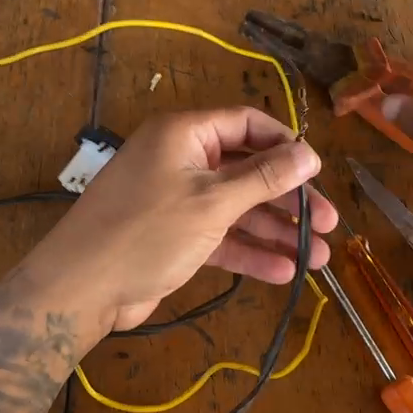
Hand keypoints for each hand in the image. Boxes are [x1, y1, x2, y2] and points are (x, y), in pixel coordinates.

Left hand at [19, 108, 335, 334]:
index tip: (319, 172)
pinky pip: (220, 237)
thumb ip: (263, 178)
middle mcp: (181, 161)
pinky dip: (249, 252)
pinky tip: (284, 272)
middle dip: (288, 198)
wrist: (82, 287)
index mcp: (185, 135)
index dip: (285, 146)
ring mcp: (177, 200)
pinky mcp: (174, 237)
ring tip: (321, 257)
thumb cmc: (147, 232)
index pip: (246, 125)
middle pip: (247, 170)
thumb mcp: (212, 202)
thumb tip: (310, 154)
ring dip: (276, 231)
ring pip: (237, 208)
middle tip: (331, 223)